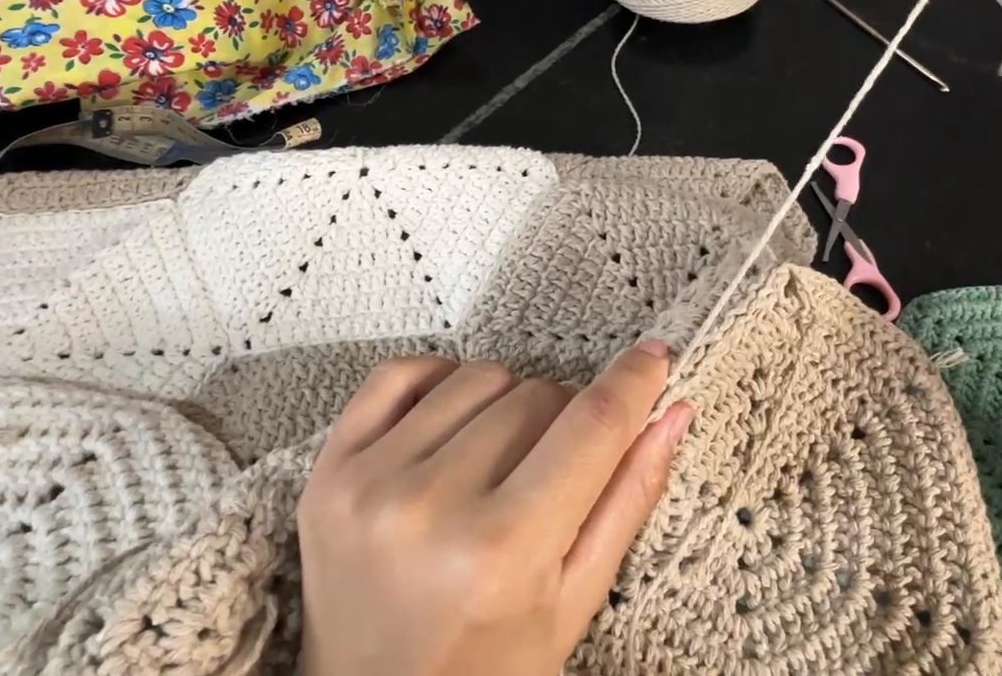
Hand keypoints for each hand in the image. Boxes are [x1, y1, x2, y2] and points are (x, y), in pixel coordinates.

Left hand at [296, 347, 694, 675]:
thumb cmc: (489, 664)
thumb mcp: (575, 598)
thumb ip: (630, 497)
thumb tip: (673, 409)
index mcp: (503, 553)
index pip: (591, 427)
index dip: (633, 381)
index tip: (656, 356)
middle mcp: (430, 509)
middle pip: (538, 396)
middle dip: (565, 421)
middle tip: (553, 472)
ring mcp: (369, 483)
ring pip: (480, 376)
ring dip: (507, 405)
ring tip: (499, 463)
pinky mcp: (328, 468)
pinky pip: (402, 373)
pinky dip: (441, 383)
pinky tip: (454, 427)